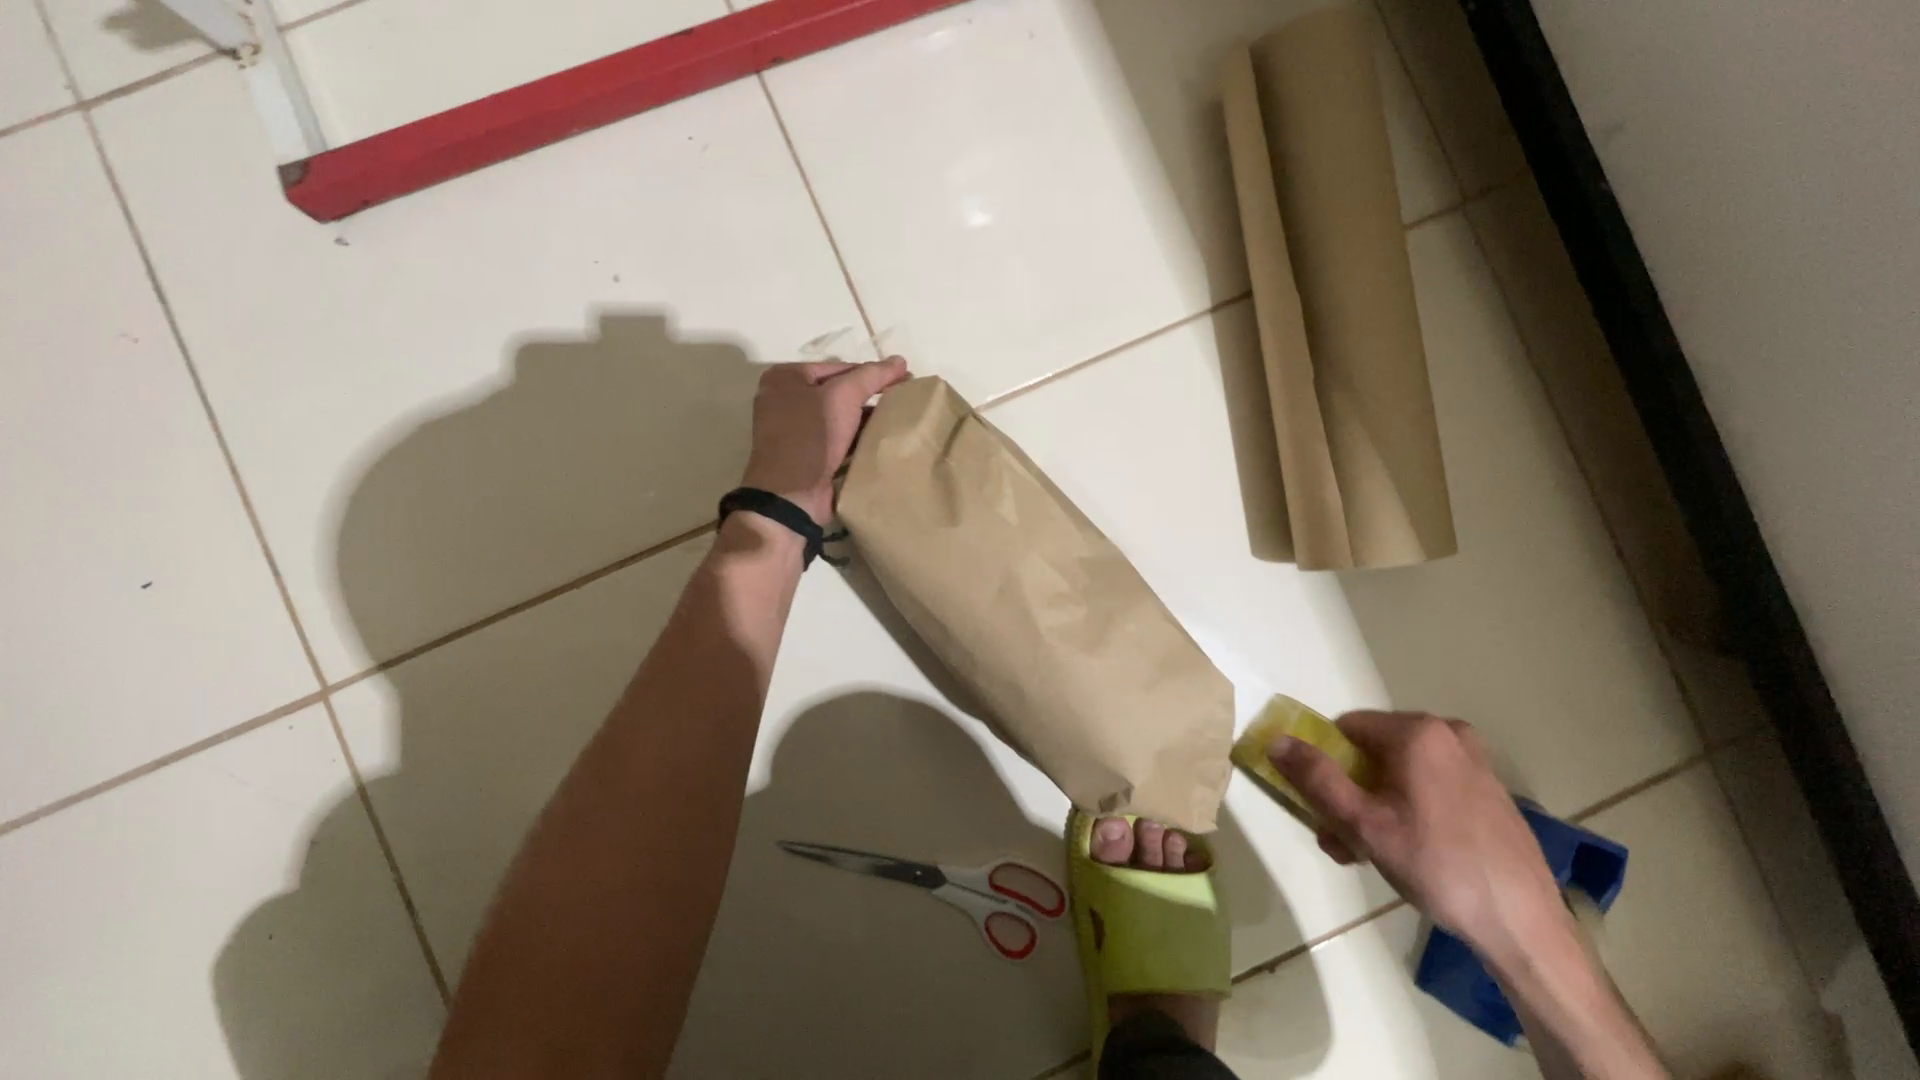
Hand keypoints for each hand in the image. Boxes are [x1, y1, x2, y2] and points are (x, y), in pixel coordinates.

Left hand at [739, 357, 909, 523]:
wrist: (791, 496)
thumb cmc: (811, 436)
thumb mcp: (842, 397)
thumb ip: (872, 375)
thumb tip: (900, 360)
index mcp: (785, 378)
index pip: (838, 367)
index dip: (872, 373)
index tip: (905, 379)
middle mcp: (785, 400)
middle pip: (838, 391)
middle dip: (870, 397)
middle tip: (905, 399)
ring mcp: (794, 430)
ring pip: (839, 416)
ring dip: (866, 419)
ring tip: (900, 419)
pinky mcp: (806, 455)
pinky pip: (837, 439)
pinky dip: (857, 438)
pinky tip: (882, 440)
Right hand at [1269, 710, 1569, 960]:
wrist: (1522, 921)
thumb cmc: (1435, 864)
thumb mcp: (1362, 823)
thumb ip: (1316, 779)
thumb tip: (1276, 741)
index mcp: (1417, 732)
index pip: (1345, 728)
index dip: (1325, 764)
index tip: (1323, 808)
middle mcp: (1448, 734)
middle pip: (1373, 752)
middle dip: (1349, 793)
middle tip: (1342, 840)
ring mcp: (1475, 762)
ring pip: (1401, 773)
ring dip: (1374, 806)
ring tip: (1368, 855)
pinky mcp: (1489, 791)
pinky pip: (1430, 787)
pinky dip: (1408, 810)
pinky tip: (1407, 853)